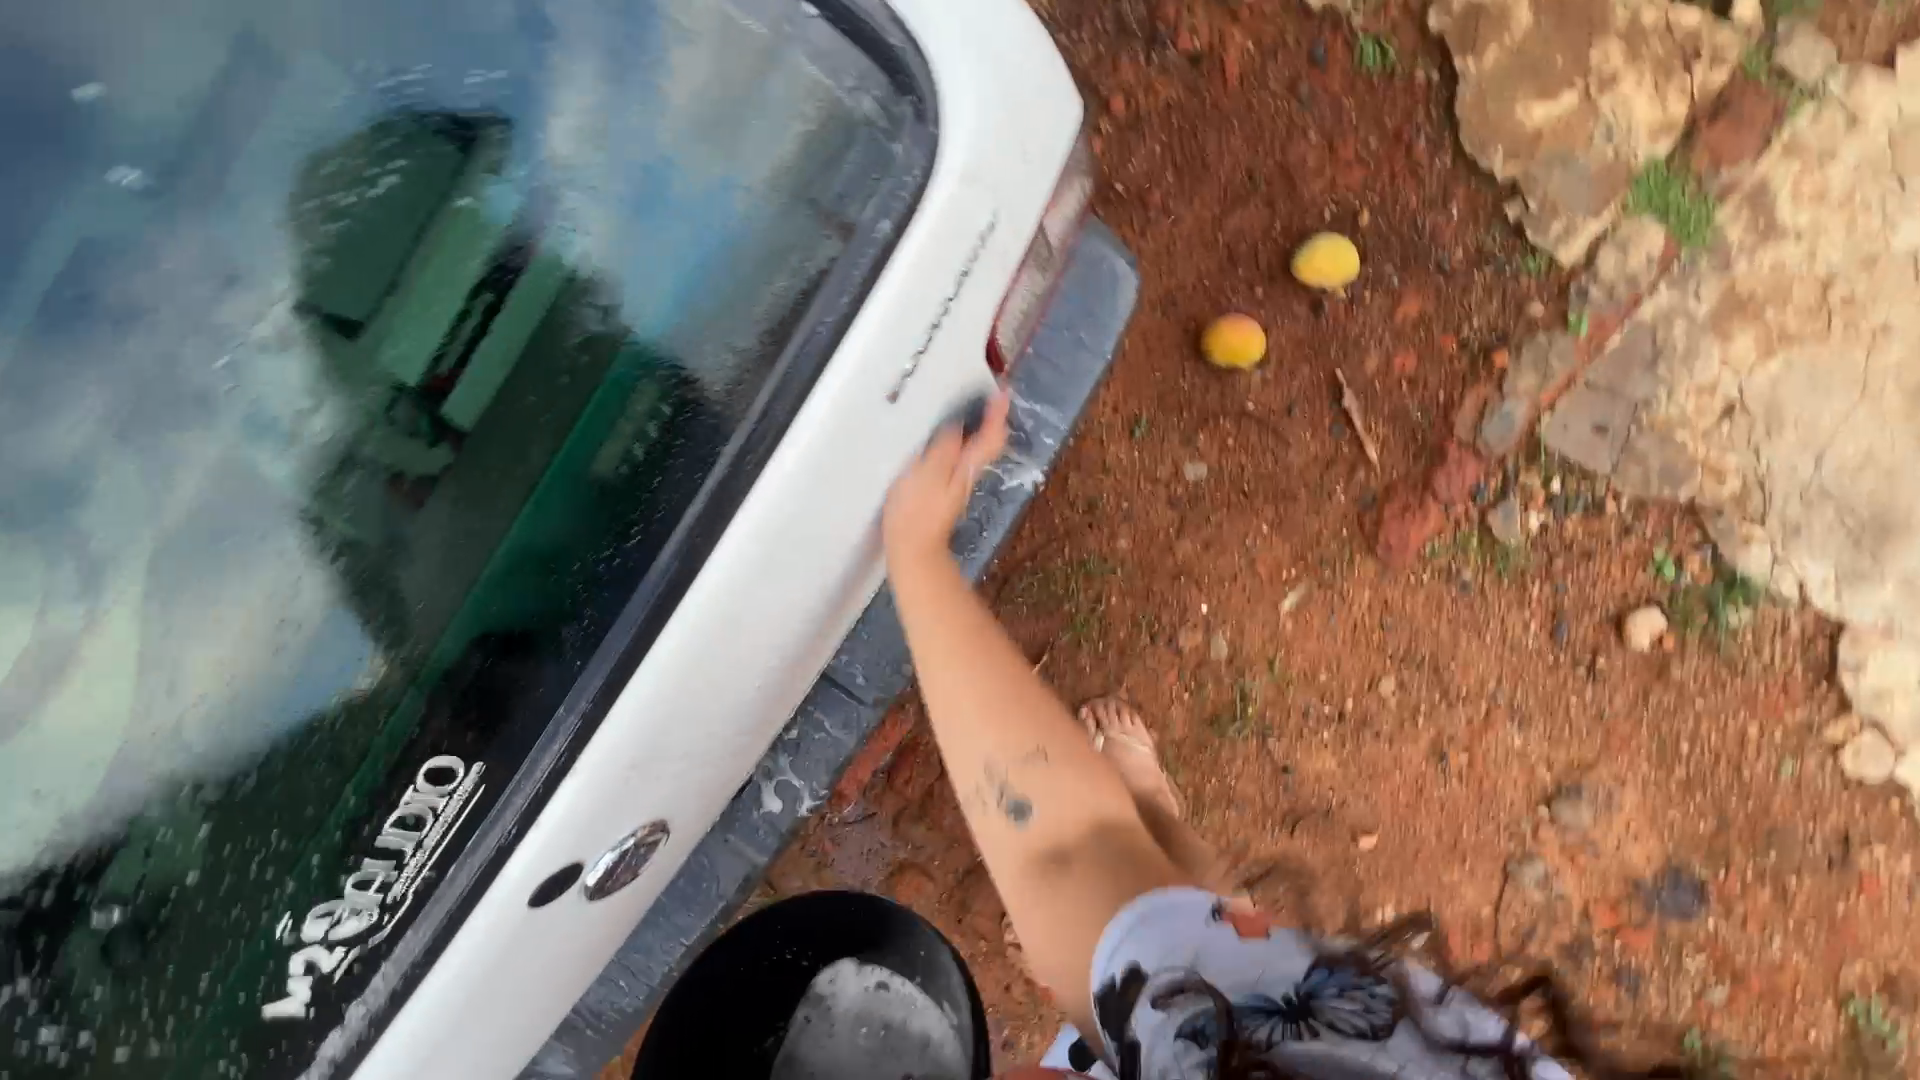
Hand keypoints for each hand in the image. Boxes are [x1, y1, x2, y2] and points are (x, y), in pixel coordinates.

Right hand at [883, 391, 1010, 574]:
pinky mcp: (946, 491)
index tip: (1004, 393)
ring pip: (977, 451)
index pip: (991, 436)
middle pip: (989, 442)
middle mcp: (968, 473)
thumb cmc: (915, 512)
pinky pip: (962, 459)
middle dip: (992, 419)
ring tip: (976, 409)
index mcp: (966, 466)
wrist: (913, 549)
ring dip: (980, 429)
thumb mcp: (926, 474)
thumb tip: (959, 424)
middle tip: (992, 396)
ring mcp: (958, 483)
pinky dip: (963, 442)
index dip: (998, 414)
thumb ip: (944, 449)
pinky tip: (951, 437)